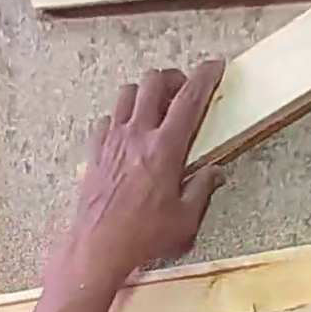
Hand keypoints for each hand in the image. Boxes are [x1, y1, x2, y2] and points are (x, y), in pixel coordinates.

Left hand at [50, 61, 226, 291]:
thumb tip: (215, 173)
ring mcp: (112, 140)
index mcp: (165, 149)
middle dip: (172, 79)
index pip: (189, 100)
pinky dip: (120, 117)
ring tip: (156, 107)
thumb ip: (202, 190)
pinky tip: (128, 133)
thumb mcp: (185, 219)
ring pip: (127, 93)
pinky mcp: (95, 151)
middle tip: (183, 91)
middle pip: (153, 82)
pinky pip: (107, 119)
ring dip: (145, 93)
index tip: (214, 66)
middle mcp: (137, 135)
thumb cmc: (143, 236)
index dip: (205, 77)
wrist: (99, 245)